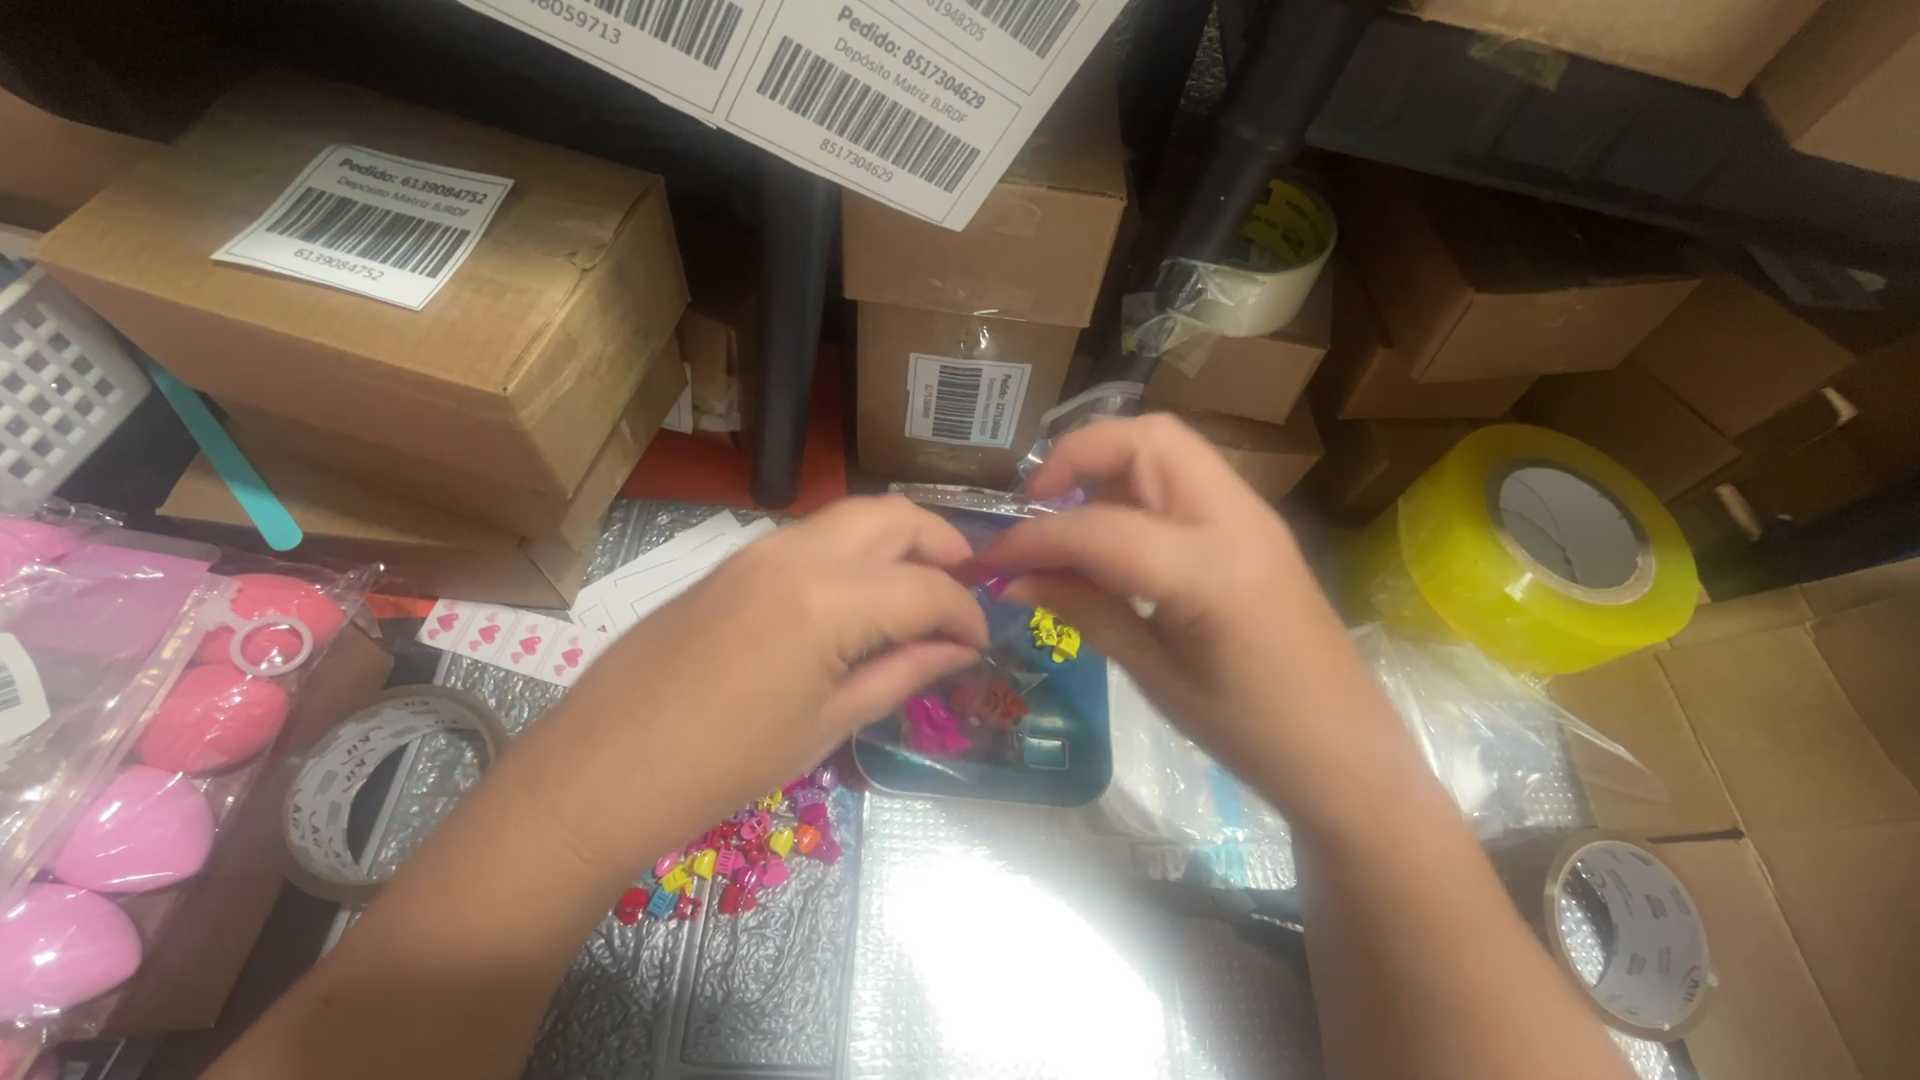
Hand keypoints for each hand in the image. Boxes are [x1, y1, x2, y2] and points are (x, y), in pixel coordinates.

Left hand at [520, 496, 987, 868]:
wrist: (601, 771)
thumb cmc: (724, 766)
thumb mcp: (827, 724)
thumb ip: (902, 674)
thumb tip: (959, 650)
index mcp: (828, 601)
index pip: (929, 588)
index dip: (967, 614)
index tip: (982, 642)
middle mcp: (797, 552)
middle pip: (895, 516)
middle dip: (942, 546)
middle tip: (960, 593)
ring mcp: (758, 548)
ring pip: (852, 516)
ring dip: (897, 543)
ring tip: (915, 595)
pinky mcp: (732, 560)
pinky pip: (812, 536)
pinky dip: (853, 552)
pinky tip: (857, 599)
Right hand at [980, 415, 1367, 802]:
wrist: (1347, 756)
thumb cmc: (1251, 734)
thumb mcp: (1157, 676)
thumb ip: (1085, 611)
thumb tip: (1013, 579)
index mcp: (1213, 571)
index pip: (1102, 527)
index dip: (1034, 538)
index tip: (988, 558)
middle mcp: (1238, 520)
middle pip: (1150, 438)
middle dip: (1079, 454)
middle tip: (1036, 505)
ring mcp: (1254, 517)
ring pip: (1170, 447)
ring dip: (1109, 464)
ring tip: (1067, 517)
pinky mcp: (1255, 529)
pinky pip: (1186, 480)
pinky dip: (1137, 486)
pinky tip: (1112, 536)